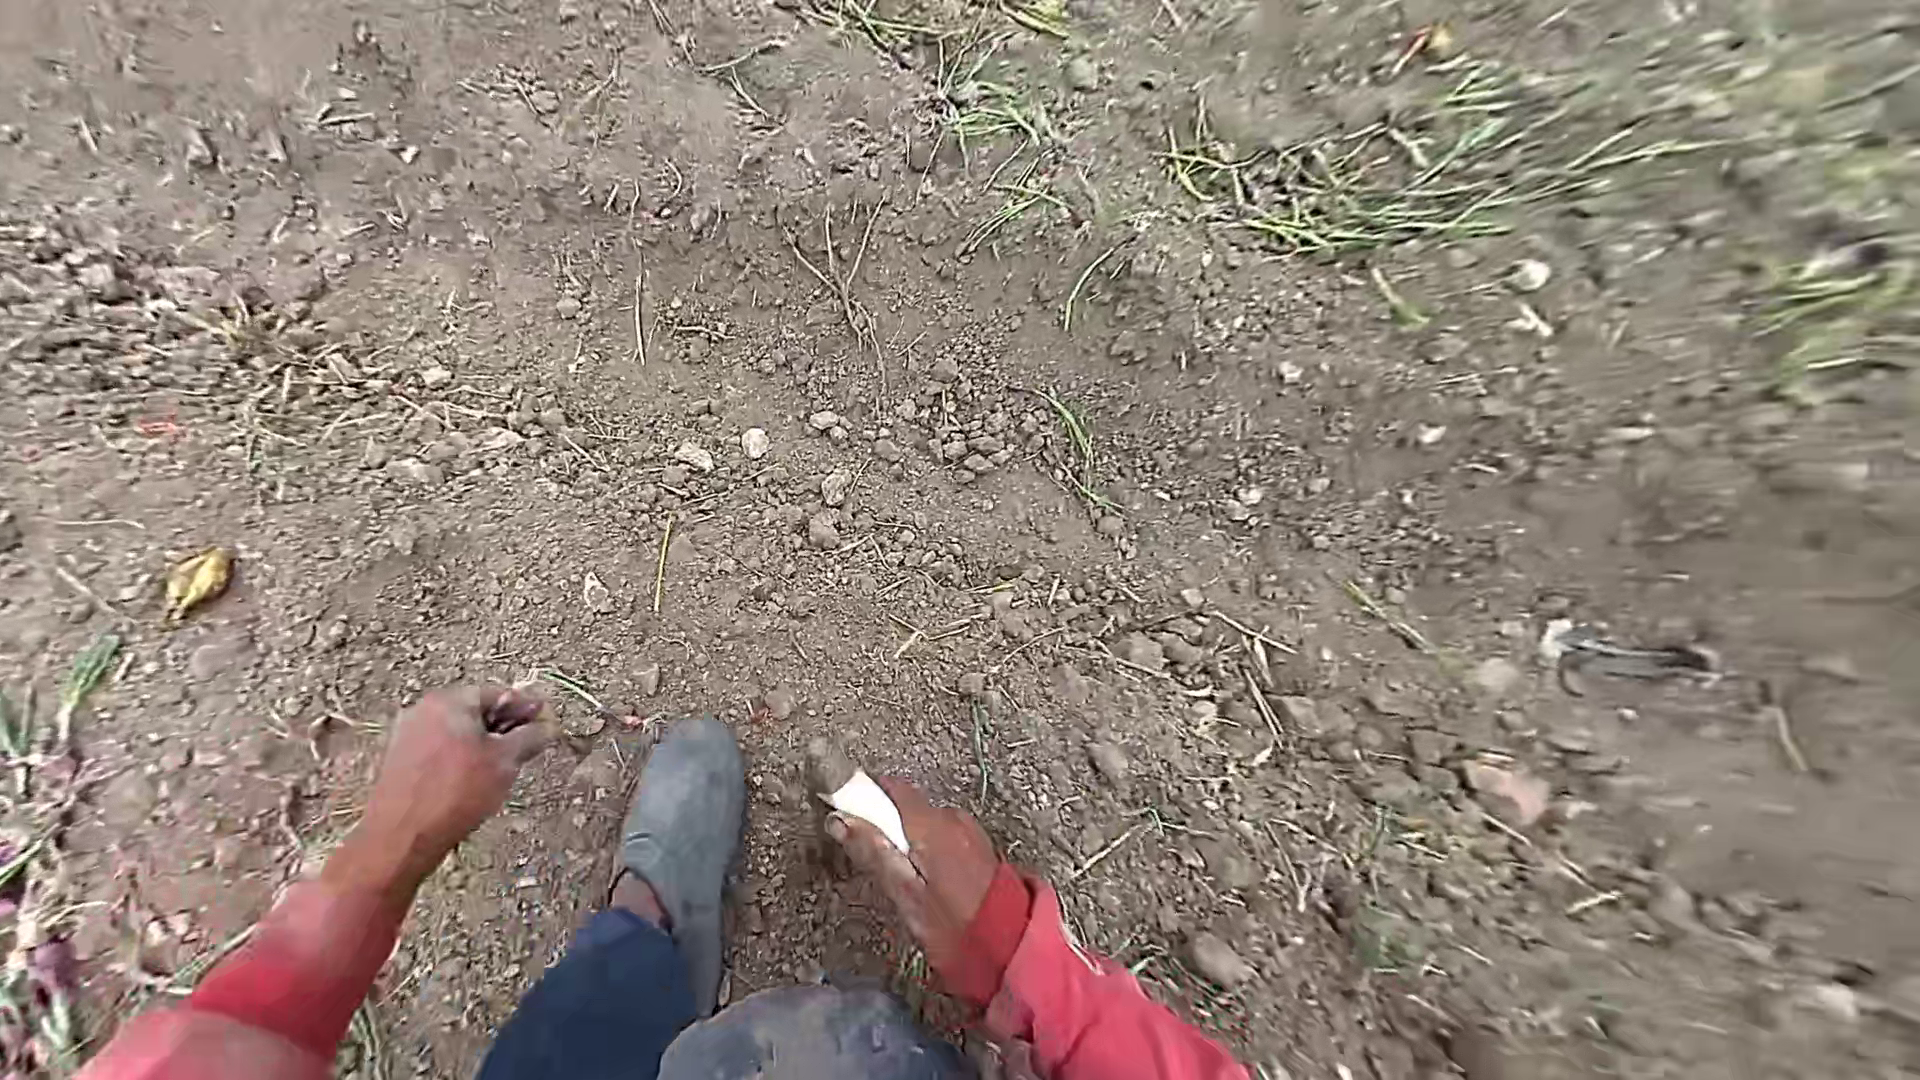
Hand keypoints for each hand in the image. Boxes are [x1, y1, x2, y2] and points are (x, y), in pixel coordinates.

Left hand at [325, 686, 553, 904]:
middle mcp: (423, 712)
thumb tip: (545, 726)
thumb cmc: (458, 790)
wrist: (400, 840)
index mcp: (448, 702)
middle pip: (480, 711)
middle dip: (508, 728)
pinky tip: (477, 780)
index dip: (528, 709)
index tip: (546, 725)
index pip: (501, 694)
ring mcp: (407, 738)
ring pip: (463, 732)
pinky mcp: (400, 763)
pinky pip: (445, 749)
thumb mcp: (508, 758)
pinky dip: (466, 758)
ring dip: (488, 744)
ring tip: (505, 767)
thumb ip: (532, 734)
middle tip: (529, 746)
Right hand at [827, 777, 998, 976]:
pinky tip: (922, 876)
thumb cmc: (956, 928)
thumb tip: (841, 821)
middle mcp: (951, 817)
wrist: (1011, 945)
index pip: (890, 788)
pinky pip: (940, 831)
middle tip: (867, 855)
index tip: (841, 808)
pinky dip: (924, 843)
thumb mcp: (906, 895)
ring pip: (922, 820)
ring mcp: (967, 828)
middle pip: (905, 803)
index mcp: (932, 825)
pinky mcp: (975, 842)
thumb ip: (875, 853)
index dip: (863, 793)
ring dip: (904, 835)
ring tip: (897, 876)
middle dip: (882, 820)